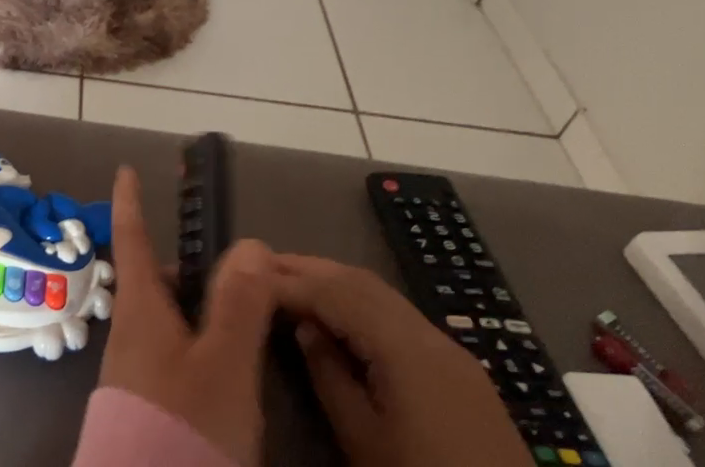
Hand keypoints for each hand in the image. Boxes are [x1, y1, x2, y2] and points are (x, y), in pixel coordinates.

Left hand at [98, 167, 277, 464]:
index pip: (132, 239)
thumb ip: (238, 304)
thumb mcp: (222, 362)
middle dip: (190, 269)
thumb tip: (249, 244)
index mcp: (141, 308)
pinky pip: (172, 350)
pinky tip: (225, 367)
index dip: (130, 202)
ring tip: (243, 325)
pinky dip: (198, 342)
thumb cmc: (185, 420)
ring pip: (167, 319)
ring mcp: (135, 365)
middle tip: (235, 276)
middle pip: (157, 281)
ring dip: (198, 310)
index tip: (125, 169)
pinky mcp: (146, 396)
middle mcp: (131, 330)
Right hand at [273, 254, 531, 465]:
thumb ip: (329, 375)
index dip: (289, 281)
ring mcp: (451, 351)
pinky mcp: (459, 371)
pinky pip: (399, 318)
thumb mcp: (363, 439)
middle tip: (259, 266)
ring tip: (289, 283)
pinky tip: (336, 316)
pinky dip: (359, 304)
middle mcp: (431, 336)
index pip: (335, 293)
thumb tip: (306, 327)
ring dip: (334, 282)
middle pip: (361, 282)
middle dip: (309, 269)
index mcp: (405, 349)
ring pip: (382, 296)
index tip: (246, 277)